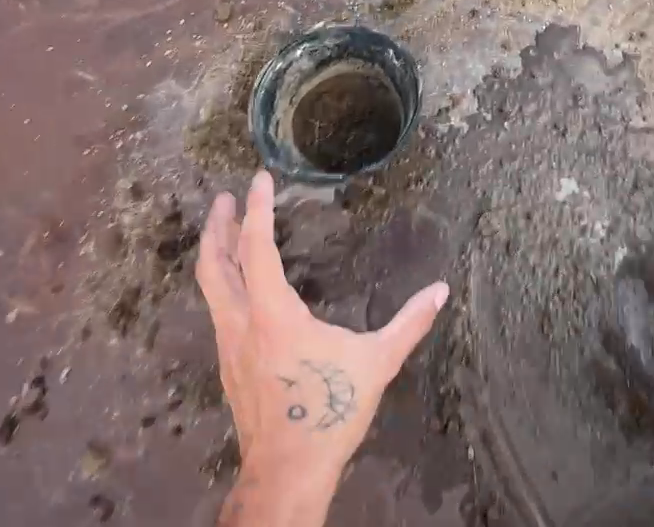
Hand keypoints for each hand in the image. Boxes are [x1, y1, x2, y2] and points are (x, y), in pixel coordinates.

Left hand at [197, 171, 450, 526]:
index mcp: (273, 314)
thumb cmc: (330, 412)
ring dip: (216, 254)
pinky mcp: (230, 365)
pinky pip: (219, 310)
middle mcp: (242, 324)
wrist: (287, 472)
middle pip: (215, 265)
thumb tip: (442, 291)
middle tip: (225, 198)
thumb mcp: (377, 363)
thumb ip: (409, 323)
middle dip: (218, 227)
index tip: (259, 179)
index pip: (257, 248)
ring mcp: (230, 346)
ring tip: (226, 232)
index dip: (258, 209)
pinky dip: (224, 283)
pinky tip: (240, 286)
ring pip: (211, 289)